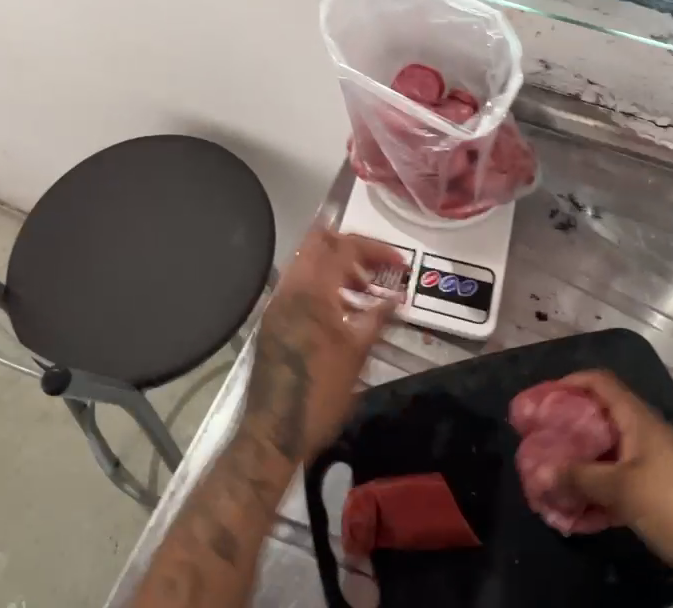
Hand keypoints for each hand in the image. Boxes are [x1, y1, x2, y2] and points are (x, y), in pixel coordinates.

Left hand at [238, 231, 403, 467]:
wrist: (273, 430)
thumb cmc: (320, 393)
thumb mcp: (356, 354)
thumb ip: (377, 317)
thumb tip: (398, 296)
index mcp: (312, 291)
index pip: (344, 247)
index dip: (375, 249)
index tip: (399, 263)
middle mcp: (290, 288)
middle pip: (319, 243)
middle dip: (352, 249)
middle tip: (378, 269)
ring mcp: (277, 302)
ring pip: (307, 263)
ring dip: (337, 267)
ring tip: (366, 290)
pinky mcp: (272, 319)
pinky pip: (299, 285)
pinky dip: (322, 285)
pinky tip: (343, 310)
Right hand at [554, 370, 672, 576]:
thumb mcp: (620, 489)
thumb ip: (578, 478)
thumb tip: (540, 473)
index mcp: (638, 419)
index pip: (601, 382)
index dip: (570, 382)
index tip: (542, 399)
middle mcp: (644, 434)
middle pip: (600, 419)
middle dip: (568, 431)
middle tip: (541, 445)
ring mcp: (653, 464)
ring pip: (607, 455)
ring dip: (580, 468)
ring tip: (553, 484)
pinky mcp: (658, 492)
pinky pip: (618, 483)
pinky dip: (597, 493)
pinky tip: (579, 515)